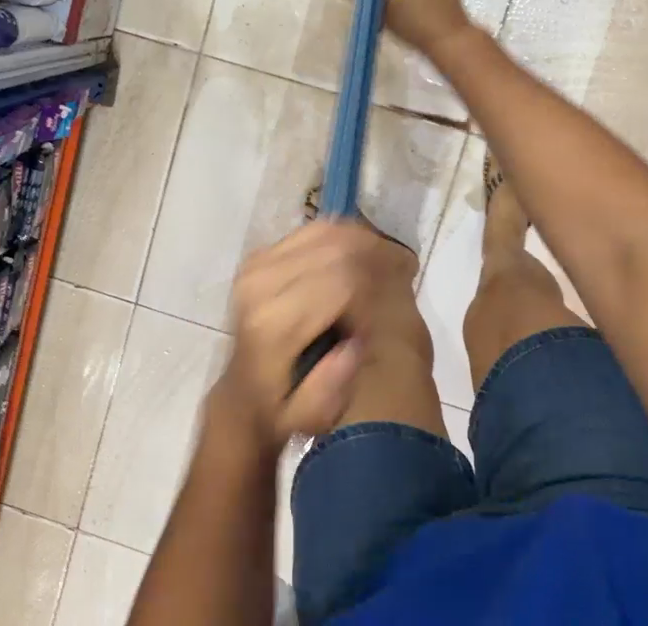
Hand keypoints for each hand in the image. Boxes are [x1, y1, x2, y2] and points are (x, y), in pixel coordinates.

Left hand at [210, 222, 391, 448]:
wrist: (242, 395)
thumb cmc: (282, 409)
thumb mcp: (309, 416)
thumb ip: (330, 386)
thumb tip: (355, 344)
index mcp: (273, 324)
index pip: (341, 282)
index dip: (377, 287)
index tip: (398, 302)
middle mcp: (261, 285)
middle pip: (336, 249)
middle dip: (377, 256)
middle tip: (406, 271)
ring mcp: (258, 265)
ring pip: (326, 232)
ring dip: (363, 241)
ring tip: (389, 260)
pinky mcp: (261, 255)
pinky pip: (313, 230)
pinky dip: (344, 235)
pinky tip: (364, 253)